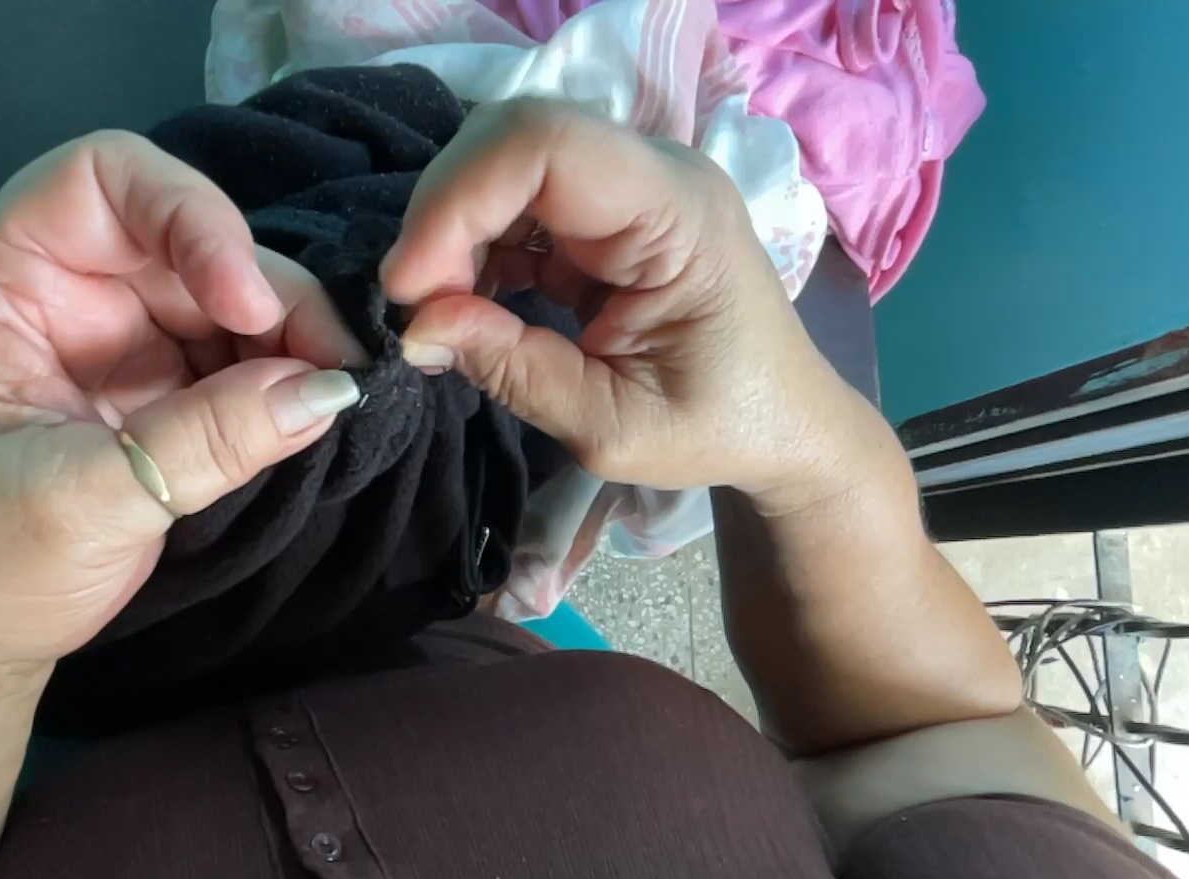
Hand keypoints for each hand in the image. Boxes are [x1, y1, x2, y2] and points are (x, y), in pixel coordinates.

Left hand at [0, 131, 368, 700]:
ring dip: (294, 348)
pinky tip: (310, 417)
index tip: (251, 309)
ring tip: (338, 400)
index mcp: (3, 288)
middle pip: (195, 252)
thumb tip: (331, 391)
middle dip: (278, 302)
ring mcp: (122, 355)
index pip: (105, 184)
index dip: (192, 221)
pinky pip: (240, 373)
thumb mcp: (76, 504)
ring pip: (232, 313)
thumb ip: (207, 442)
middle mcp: (71, 301)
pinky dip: (284, 390)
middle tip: (346, 370)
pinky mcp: (162, 407)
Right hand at [382, 99, 868, 502]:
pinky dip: (479, 251)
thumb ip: (516, 372)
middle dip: (445, 216)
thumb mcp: (613, 427)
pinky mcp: (608, 220)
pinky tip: (470, 302)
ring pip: (509, 167)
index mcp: (677, 215)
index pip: (546, 145)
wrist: (779, 425)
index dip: (456, 200)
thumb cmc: (717, 428)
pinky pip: (522, 208)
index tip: (408, 288)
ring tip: (439, 311)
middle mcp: (655, 177)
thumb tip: (416, 328)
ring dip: (456, 234)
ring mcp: (631, 192)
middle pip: (517, 139)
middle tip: (416, 305)